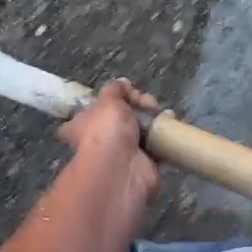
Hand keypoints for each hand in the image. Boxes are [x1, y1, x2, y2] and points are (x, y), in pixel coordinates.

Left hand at [58, 79, 159, 199]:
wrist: (121, 169)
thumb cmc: (105, 130)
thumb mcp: (107, 100)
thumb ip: (114, 89)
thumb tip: (122, 83)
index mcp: (82, 124)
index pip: (89, 109)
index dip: (105, 99)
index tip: (121, 91)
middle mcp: (100, 138)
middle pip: (119, 115)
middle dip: (134, 103)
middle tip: (144, 100)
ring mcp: (121, 151)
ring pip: (138, 127)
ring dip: (150, 115)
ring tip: (158, 108)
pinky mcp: (142, 161)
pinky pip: (153, 142)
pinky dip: (162, 130)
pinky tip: (170, 118)